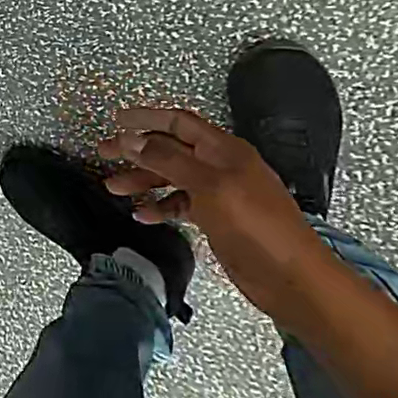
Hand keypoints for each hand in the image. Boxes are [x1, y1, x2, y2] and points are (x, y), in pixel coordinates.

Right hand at [98, 107, 314, 316]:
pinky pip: (182, 204)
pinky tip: (143, 215)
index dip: (146, 118)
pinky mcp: (217, 219)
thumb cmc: (254, 225)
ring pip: (172, 178)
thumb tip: (130, 137)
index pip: (178, 123)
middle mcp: (219, 165)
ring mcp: (218, 193)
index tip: (116, 119)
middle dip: (136, 150)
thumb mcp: (208, 185)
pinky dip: (161, 207)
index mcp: (222, 148)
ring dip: (143, 181)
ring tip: (113, 189)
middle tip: (104, 154)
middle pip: (170, 149)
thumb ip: (167, 159)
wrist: (293, 279)